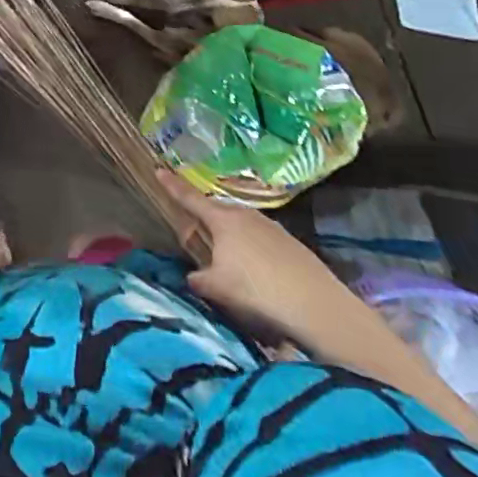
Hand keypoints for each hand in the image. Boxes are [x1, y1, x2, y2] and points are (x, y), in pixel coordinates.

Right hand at [153, 170, 360, 341]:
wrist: (318, 307)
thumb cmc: (258, 290)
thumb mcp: (216, 288)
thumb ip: (197, 278)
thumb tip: (193, 276)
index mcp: (222, 219)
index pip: (189, 197)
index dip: (172, 185)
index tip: (159, 169)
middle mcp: (246, 215)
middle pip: (217, 211)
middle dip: (204, 218)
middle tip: (194, 231)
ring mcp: (272, 227)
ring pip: (241, 225)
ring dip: (230, 237)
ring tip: (227, 258)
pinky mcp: (291, 243)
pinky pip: (260, 239)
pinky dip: (251, 249)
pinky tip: (256, 273)